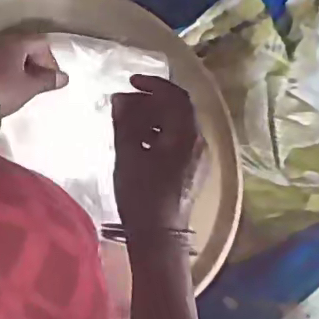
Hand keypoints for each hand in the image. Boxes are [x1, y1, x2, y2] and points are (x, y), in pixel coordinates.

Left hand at [0, 31, 66, 116]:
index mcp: (16, 40)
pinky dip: (1, 69)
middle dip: (33, 63)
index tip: (51, 80)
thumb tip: (63, 77)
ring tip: (19, 85)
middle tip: (37, 83)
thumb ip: (47, 81)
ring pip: (6, 52)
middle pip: (23, 45)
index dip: (50, 61)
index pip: (42, 43)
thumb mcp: (27, 88)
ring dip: (16, 66)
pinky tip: (0, 85)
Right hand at [112, 75, 202, 244]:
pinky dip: (157, 132)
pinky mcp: (190, 170)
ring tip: (125, 120)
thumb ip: (125, 122)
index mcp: (186, 135)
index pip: (176, 96)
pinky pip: (176, 140)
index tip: (130, 81)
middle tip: (123, 102)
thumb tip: (120, 98)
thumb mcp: (128, 154)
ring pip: (176, 125)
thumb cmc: (142, 194)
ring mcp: (197, 158)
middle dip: (150, 101)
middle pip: (177, 109)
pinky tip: (136, 140)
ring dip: (152, 116)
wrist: (159, 237)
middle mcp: (198, 143)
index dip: (153, 84)